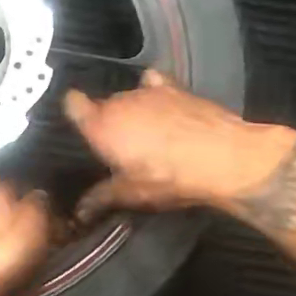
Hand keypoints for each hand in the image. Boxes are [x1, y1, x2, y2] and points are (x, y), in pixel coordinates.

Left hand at [0, 180, 54, 295]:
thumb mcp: (32, 225)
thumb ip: (41, 203)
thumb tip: (44, 193)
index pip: (24, 180)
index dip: (44, 194)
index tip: (60, 210)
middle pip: (16, 205)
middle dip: (35, 218)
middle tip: (54, 234)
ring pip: (9, 227)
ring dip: (25, 239)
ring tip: (41, 255)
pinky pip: (1, 249)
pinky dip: (13, 256)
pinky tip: (22, 269)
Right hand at [64, 70, 295, 222]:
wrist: (223, 158)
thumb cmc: (168, 178)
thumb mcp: (130, 194)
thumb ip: (101, 198)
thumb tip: (80, 212)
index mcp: (100, 125)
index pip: (72, 103)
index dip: (73, 110)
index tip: (78, 123)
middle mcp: (119, 102)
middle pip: (103, 104)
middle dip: (107, 120)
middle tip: (118, 146)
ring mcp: (147, 92)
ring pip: (128, 97)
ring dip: (131, 111)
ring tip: (145, 134)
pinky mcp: (175, 88)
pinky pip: (154, 83)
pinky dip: (153, 92)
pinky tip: (162, 105)